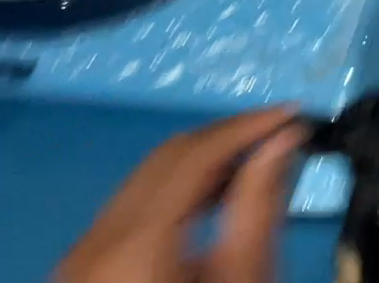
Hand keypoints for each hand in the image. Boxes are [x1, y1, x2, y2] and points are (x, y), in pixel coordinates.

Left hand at [56, 108, 304, 282]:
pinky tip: (220, 192)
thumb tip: (286, 137)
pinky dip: (182, 185)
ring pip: (149, 175)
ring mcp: (79, 259)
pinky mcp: (82, 271)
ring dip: (208, 157)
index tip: (299, 114)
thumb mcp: (245, 280)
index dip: (251, 124)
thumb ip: (262, 203)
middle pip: (167, 156)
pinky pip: (134, 204)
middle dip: (231, 135)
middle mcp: (94, 242)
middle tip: (285, 131)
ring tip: (261, 157)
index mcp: (134, 244)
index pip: (196, 152)